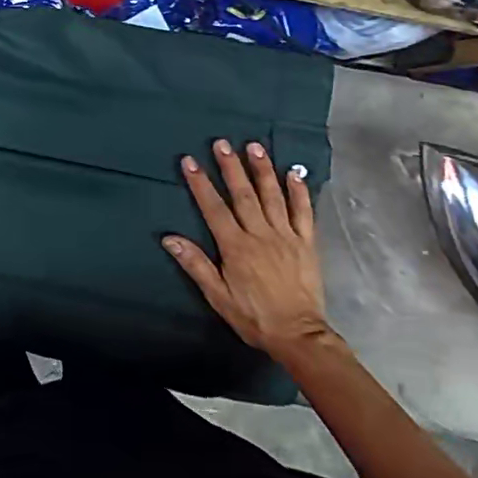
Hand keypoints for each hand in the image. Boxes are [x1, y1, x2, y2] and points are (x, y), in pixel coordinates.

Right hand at [163, 139, 335, 359]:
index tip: (190, 161)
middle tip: (222, 143)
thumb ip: (196, 264)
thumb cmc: (253, 317)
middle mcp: (260, 234)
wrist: (297, 334)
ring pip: (272, 195)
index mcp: (236, 247)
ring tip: (254, 146)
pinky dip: (298, 190)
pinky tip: (293, 173)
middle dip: (230, 167)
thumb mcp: (218, 296)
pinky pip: (303, 211)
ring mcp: (286, 235)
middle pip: (243, 194)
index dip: (201, 183)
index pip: (214, 208)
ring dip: (262, 169)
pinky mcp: (307, 241)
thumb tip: (170, 238)